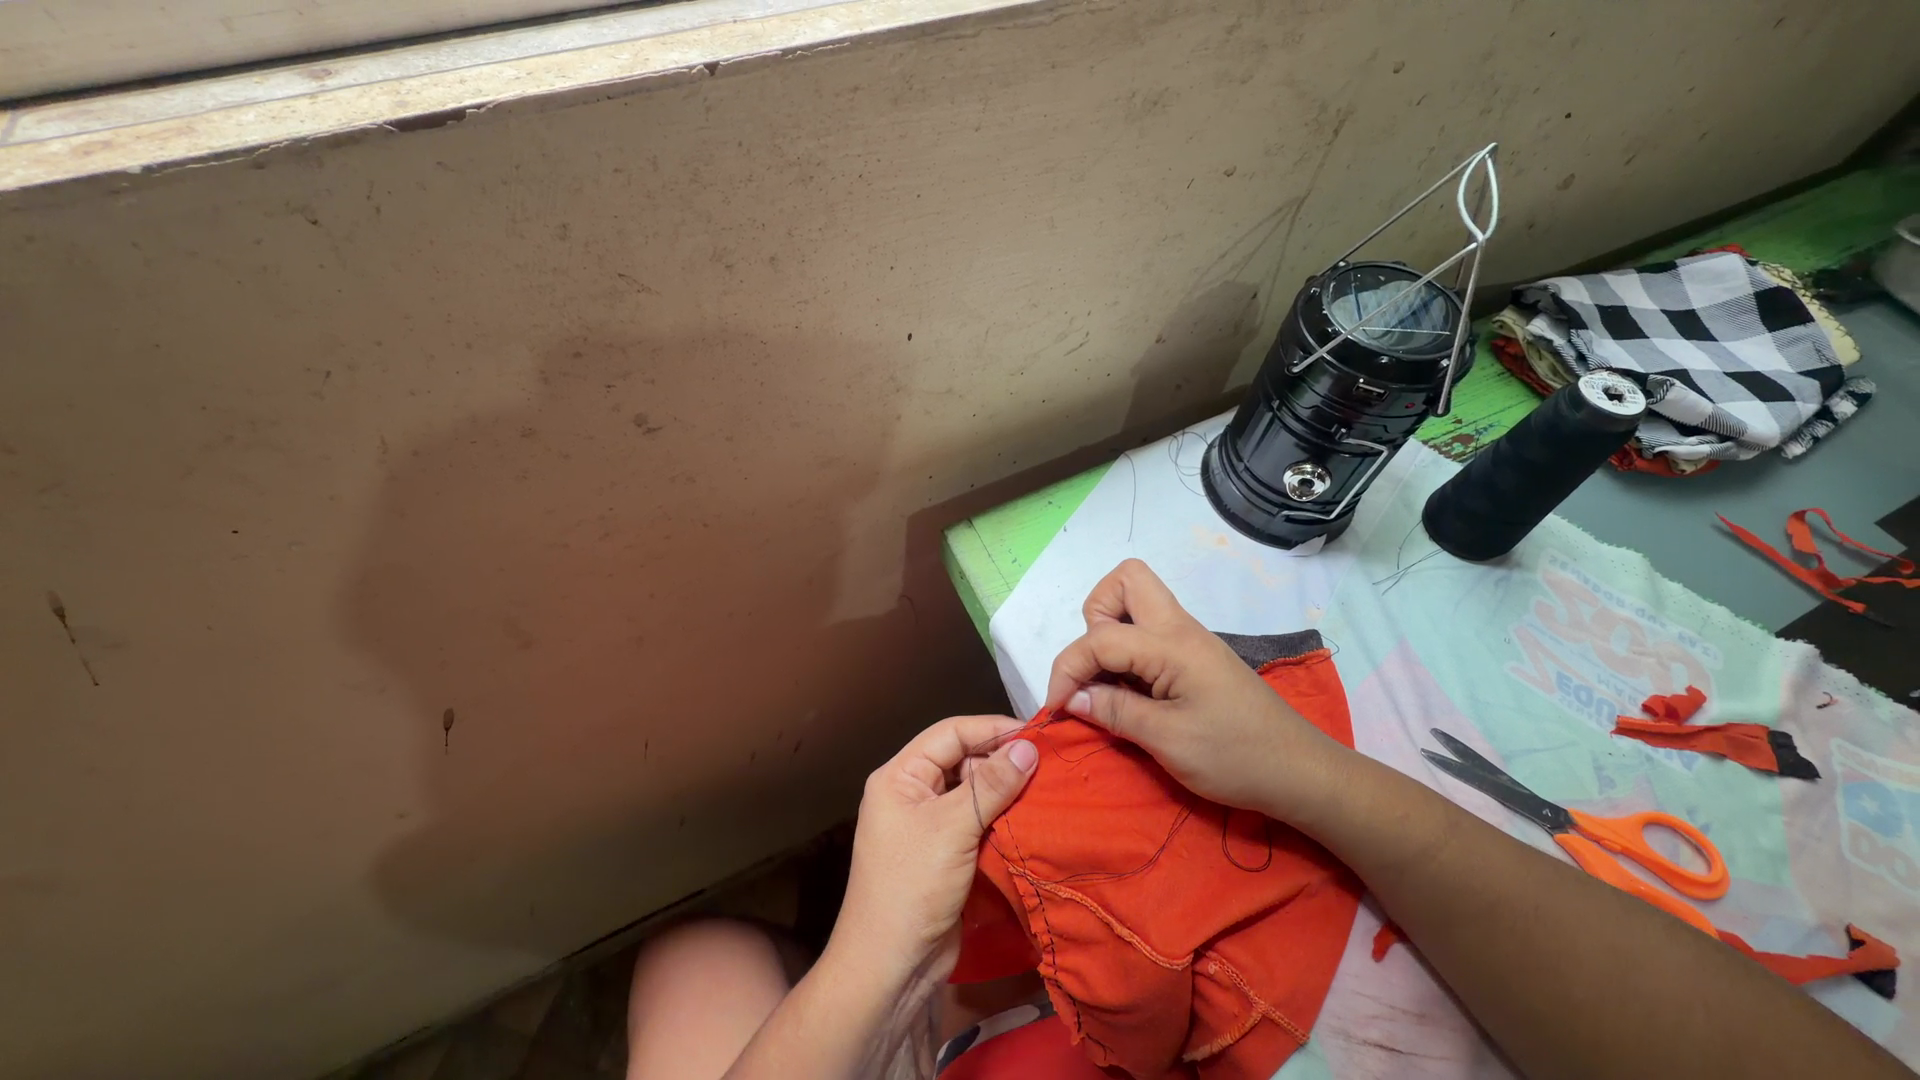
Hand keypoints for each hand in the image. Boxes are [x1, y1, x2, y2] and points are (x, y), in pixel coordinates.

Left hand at [828, 715, 1038, 985]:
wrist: (891, 964)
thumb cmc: (912, 886)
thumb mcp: (952, 828)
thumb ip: (991, 785)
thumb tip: (1029, 747)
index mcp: (900, 776)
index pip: (950, 733)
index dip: (992, 728)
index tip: (1036, 733)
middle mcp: (912, 793)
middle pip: (962, 759)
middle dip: (1002, 759)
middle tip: (1048, 763)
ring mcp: (929, 824)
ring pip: (973, 791)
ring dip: (1006, 790)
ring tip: (1048, 786)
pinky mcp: (947, 852)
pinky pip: (978, 821)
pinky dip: (1003, 817)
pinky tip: (1033, 816)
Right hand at [1043, 559, 1354, 822]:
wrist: (1300, 773)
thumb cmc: (1236, 757)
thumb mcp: (1167, 741)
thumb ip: (1114, 712)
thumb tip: (1072, 698)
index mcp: (1172, 645)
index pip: (1100, 637)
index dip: (1068, 670)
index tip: (1058, 710)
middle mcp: (1180, 629)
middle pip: (1126, 581)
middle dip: (1093, 617)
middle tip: (1092, 670)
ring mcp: (1190, 641)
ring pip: (1138, 602)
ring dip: (1109, 632)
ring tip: (1107, 685)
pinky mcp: (1195, 659)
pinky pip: (1149, 633)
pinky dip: (1127, 653)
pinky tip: (1130, 694)